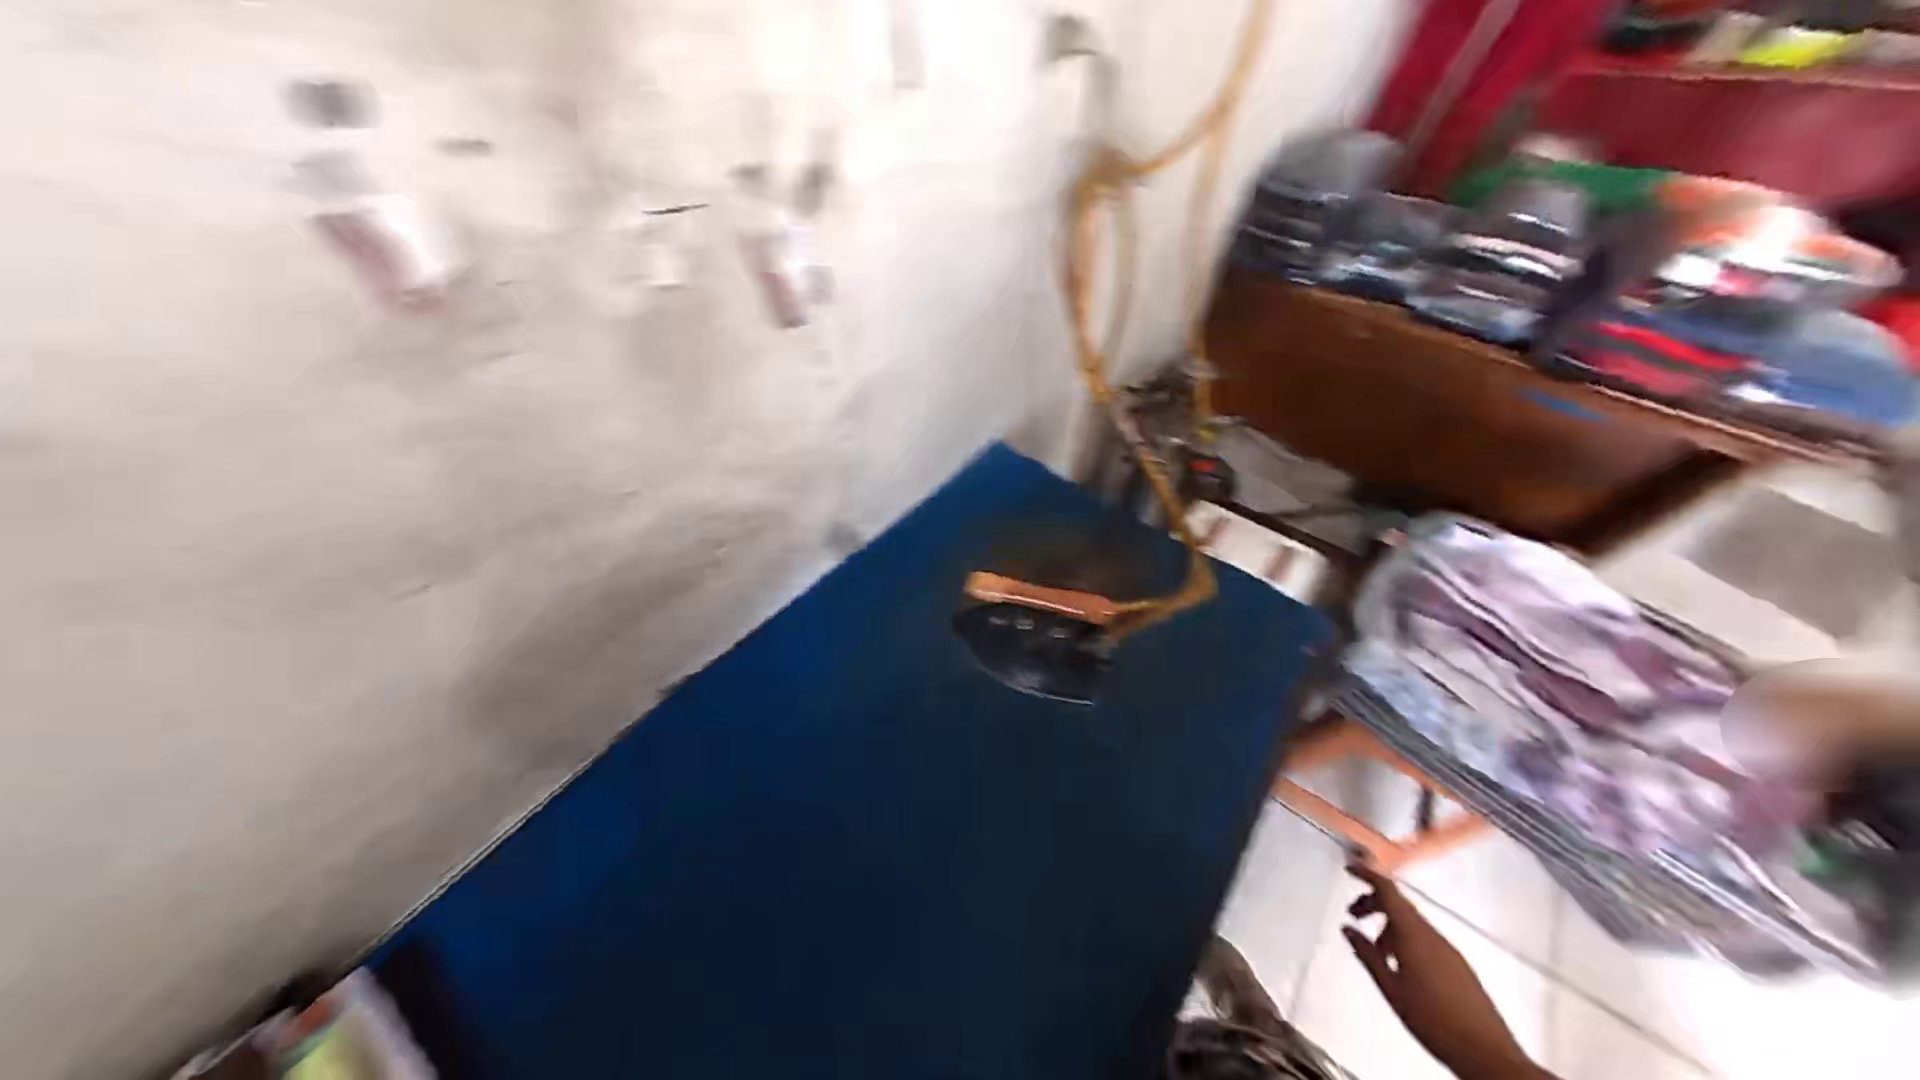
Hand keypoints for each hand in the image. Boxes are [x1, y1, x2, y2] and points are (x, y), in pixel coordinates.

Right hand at [1343, 863, 1546, 1079]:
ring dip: (1389, 925)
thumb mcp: (1390, 988)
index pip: (1388, 891)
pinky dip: (1405, 940)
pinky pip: (1426, 939)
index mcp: (1414, 935)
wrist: (1489, 1056)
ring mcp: (1449, 950)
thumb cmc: (1433, 1021)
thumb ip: (1367, 955)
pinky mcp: (1459, 966)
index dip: (1367, 874)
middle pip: (1399, 905)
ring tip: (1375, 950)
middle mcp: (1433, 936)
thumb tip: (1347, 928)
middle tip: (1353, 915)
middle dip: (1373, 903)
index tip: (1349, 868)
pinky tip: (1400, 965)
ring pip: (1412, 923)